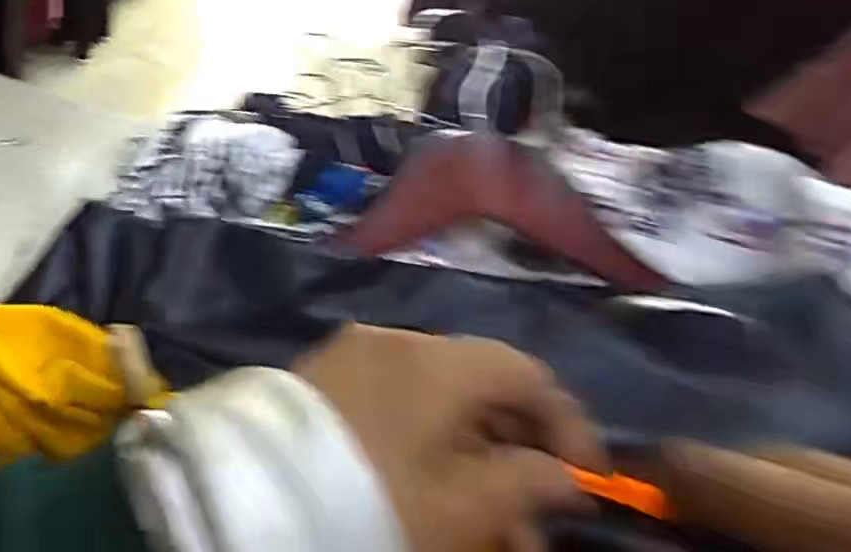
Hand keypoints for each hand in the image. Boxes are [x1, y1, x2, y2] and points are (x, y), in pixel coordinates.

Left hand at [295, 325, 607, 551]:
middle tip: (537, 510)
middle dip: (516, 445)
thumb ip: (524, 485)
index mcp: (434, 359)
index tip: (590, 478)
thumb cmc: (373, 497)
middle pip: (476, 380)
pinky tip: (435, 479)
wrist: (260, 489)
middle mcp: (395, 338)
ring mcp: (356, 350)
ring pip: (435, 392)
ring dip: (472, 446)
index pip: (519, 368)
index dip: (563, 419)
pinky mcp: (328, 369)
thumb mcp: (459, 507)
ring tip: (490, 512)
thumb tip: (565, 477)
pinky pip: (396, 392)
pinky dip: (427, 431)